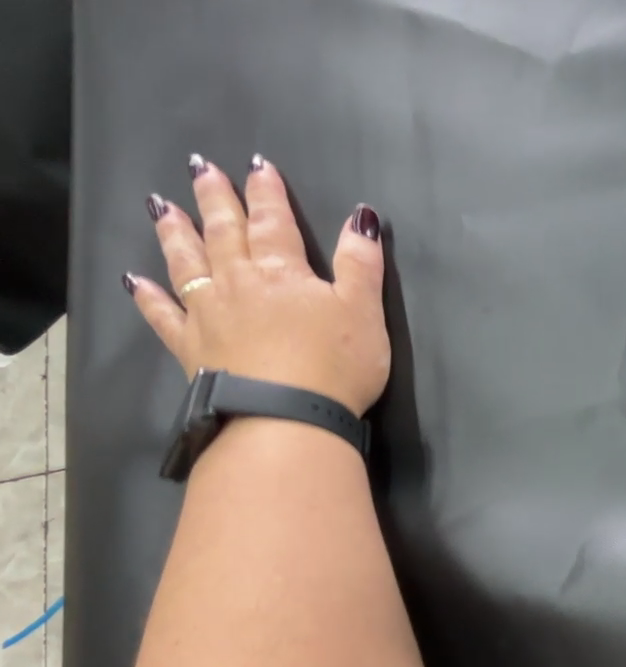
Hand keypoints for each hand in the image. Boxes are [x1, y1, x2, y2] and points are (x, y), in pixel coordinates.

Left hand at [125, 154, 389, 414]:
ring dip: (175, 233)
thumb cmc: (336, 362)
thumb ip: (362, 263)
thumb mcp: (364, 310)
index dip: (269, 194)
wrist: (288, 413)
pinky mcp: (193, 346)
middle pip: (224, 233)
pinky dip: (147, 295)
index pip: (275, 223)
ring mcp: (208, 312)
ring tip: (161, 206)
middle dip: (216, 200)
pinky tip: (133, 280)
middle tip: (201, 169)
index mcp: (282, 272)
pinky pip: (163, 313)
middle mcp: (238, 282)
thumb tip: (362, 215)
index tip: (259, 166)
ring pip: (187, 262)